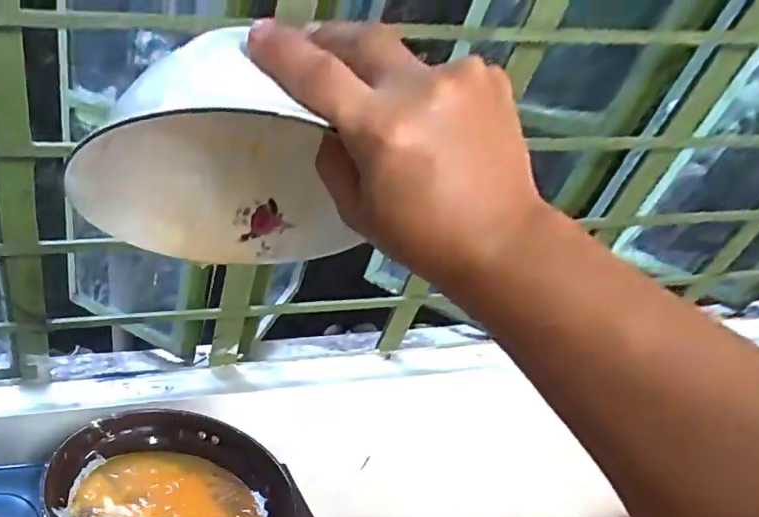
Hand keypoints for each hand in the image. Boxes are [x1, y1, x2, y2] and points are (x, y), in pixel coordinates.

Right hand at [246, 20, 553, 293]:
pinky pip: (438, 76)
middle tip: (308, 44)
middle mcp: (420, 88)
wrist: (499, 239)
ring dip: (383, 80)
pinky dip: (422, 96)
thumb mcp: (359, 212)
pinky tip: (430, 130)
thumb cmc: (420, 239)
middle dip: (329, 38)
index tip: (259, 35)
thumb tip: (331, 128)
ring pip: (403, 62)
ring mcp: (461, 74)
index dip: (283, 53)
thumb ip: (335, 161)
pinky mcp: (488, 75)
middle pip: (362, 40)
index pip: (319, 77)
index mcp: (382, 129)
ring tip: (384, 117)